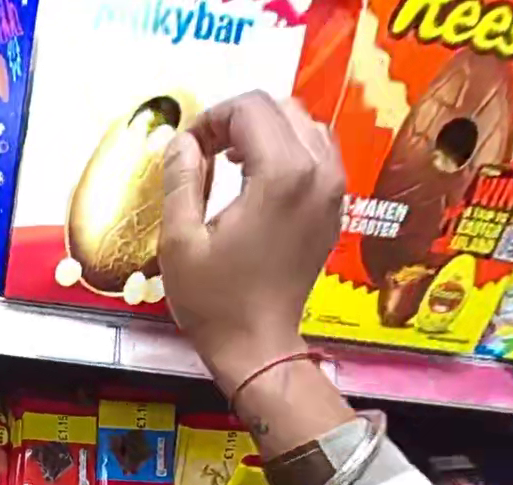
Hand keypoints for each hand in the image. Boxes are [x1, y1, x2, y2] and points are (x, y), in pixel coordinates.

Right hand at [159, 91, 345, 390]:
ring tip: (231, 167)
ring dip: (264, 136)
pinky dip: (286, 156)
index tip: (188, 150)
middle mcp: (318, 174)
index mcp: (282, 176)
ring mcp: (332, 193)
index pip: (248, 108)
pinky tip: (258, 185)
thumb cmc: (216, 305)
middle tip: (206, 155)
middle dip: (237, 123)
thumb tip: (183, 143)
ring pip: (303, 128)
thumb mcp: (179, 243)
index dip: (210, 120)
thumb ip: (179, 180)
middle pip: (280, 109)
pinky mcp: (333, 212)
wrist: (256, 348)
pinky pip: (316, 158)